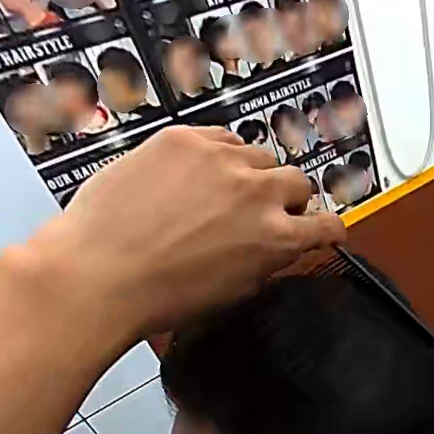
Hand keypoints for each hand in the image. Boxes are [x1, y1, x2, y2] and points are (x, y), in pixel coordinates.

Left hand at [8, 125, 343, 335]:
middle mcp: (259, 193)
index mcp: (277, 238)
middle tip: (266, 213)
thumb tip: (278, 247)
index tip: (328, 231)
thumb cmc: (165, 295)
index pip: (327, 225)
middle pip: (297, 182)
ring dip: (253, 175)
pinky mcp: (184, 138)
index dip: (331, 230)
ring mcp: (221, 159)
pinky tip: (199, 175)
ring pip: (259, 156)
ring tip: (225, 193)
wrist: (102, 270)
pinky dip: (220, 155)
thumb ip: (268, 262)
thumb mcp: (235, 291)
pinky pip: (221, 138)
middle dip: (289, 200)